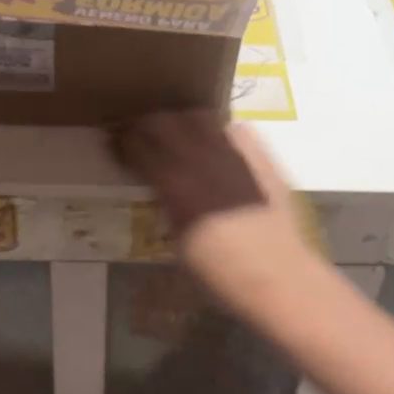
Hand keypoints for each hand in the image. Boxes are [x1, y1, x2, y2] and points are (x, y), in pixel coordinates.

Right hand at [113, 110, 315, 309]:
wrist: (279, 277)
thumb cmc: (221, 274)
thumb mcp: (179, 239)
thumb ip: (167, 201)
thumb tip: (158, 182)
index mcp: (175, 184)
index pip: (138, 146)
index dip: (122, 141)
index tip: (113, 140)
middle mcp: (202, 159)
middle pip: (164, 121)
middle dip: (147, 124)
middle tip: (140, 132)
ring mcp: (233, 153)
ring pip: (198, 116)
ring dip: (181, 121)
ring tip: (177, 133)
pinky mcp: (259, 155)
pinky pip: (234, 128)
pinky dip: (219, 131)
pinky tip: (216, 145)